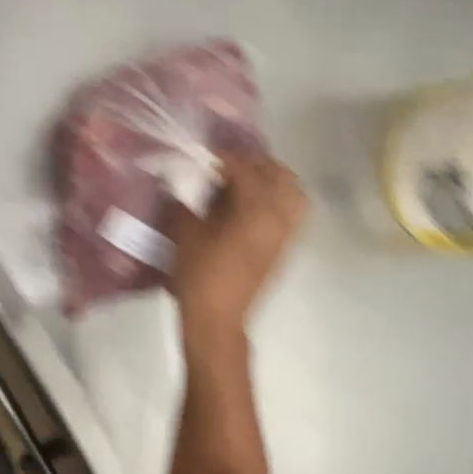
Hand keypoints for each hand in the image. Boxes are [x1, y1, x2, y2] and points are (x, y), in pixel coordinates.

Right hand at [170, 152, 306, 332]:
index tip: (204, 156)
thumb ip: (184, 204)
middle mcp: (279, 215)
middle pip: (278, 174)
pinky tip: (252, 206)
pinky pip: (292, 211)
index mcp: (255, 209)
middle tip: (226, 166)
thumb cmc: (199, 275)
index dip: (223, 158)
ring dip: (271, 180)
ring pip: (292, 191)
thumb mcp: (185, 235)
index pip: (245, 169)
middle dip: (253, 164)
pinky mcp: (285, 246)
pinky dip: (277, 199)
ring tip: (245, 183)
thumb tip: (180, 184)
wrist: (218, 317)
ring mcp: (286, 232)